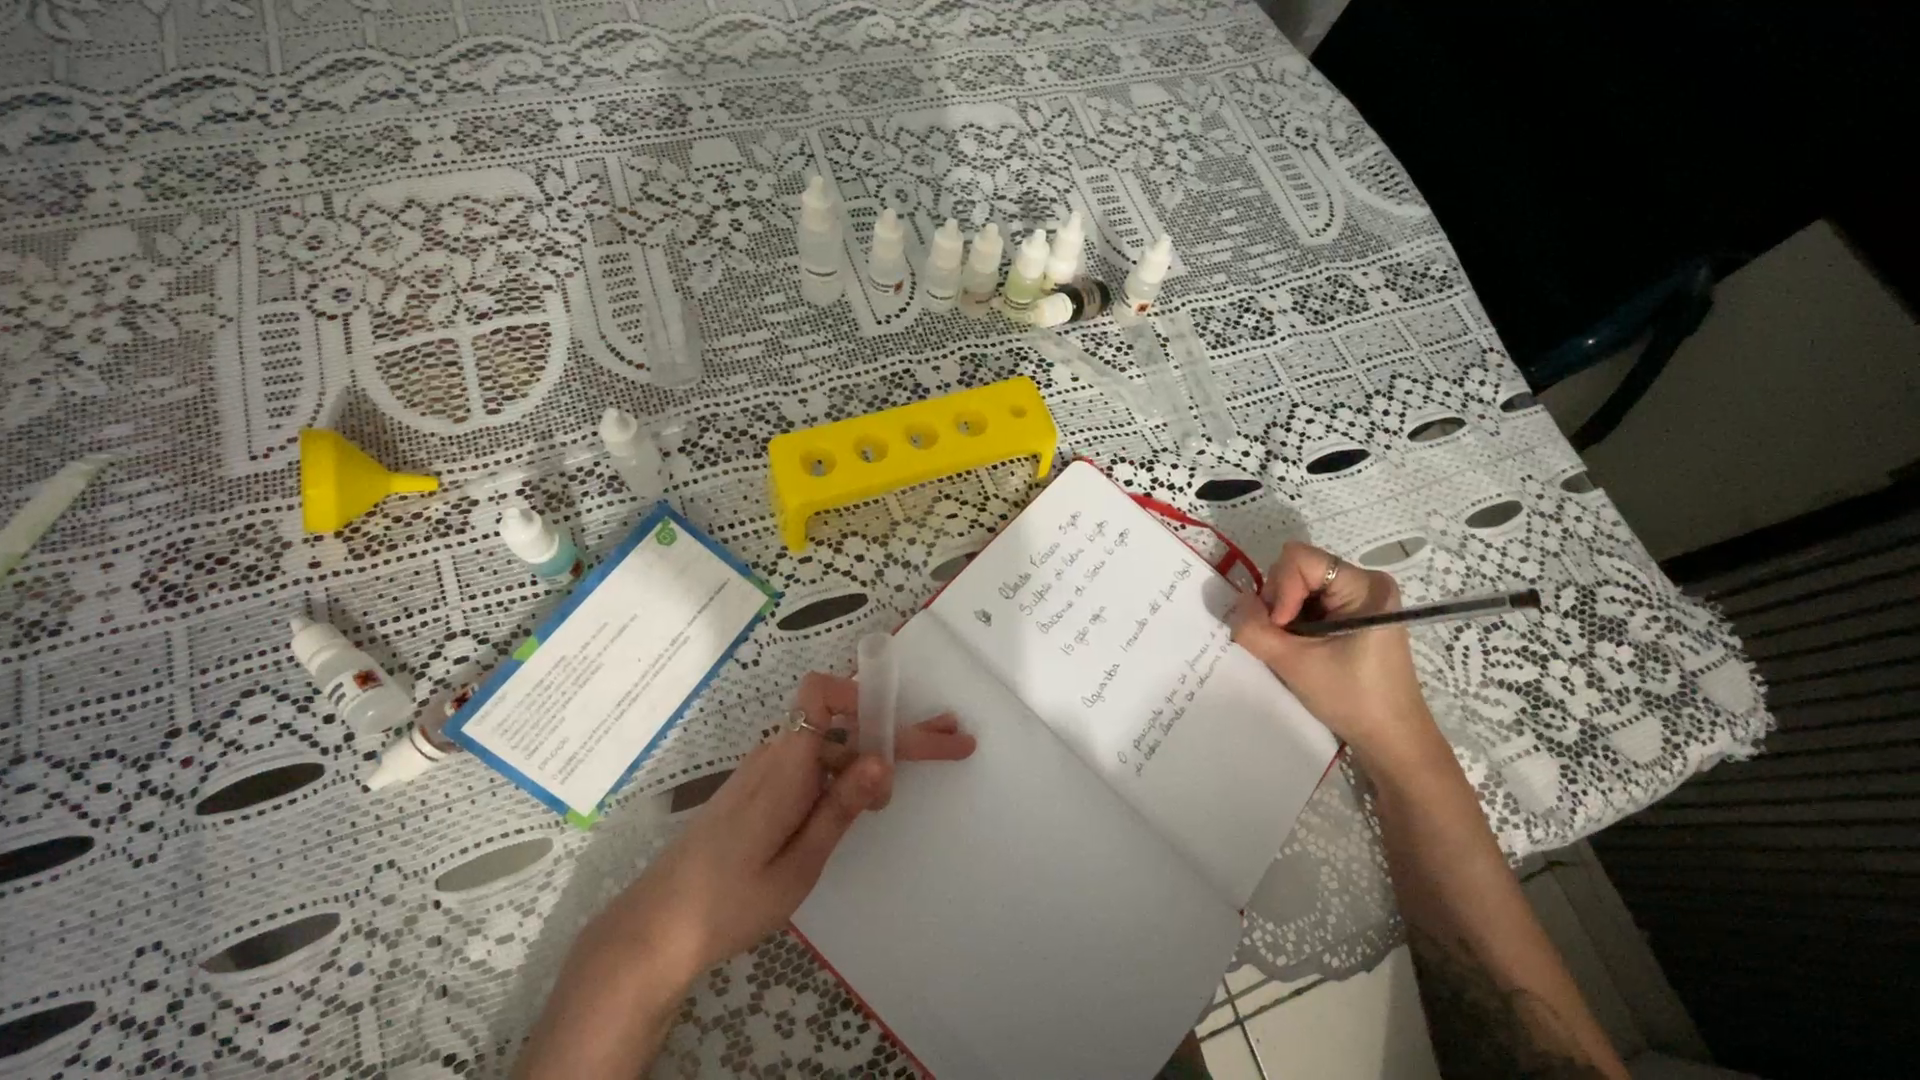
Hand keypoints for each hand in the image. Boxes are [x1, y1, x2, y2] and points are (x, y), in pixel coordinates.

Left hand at [612, 673, 976, 985]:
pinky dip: (850, 767)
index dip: (865, 692)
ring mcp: (766, 772)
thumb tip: (883, 759)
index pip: (823, 696)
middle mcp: (775, 756)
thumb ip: (840, 807)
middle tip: (955, 738)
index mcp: (785, 765)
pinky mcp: (761, 790)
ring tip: (927, 760)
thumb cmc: (730, 900)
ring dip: (878, 747)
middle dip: (899, 727)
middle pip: (842, 721)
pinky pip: (813, 762)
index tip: (909, 716)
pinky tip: (871, 792)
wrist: (659, 926)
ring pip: (831, 743)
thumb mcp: (798, 863)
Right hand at [1230, 541, 1433, 758]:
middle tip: (1283, 639)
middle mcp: (1365, 582)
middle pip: (1297, 569)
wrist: (1391, 738)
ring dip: (1284, 614)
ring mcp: (1359, 598)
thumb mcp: (1294, 663)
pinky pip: (1309, 602)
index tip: (1283, 628)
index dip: (1280, 589)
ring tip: (1291, 647)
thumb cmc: (1351, 699)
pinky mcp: (1352, 615)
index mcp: (1364, 585)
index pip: (1299, 559)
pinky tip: (1300, 647)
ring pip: (1299, 586)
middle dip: (1279, 601)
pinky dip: (1294, 621)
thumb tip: (1238, 601)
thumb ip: (1255, 628)